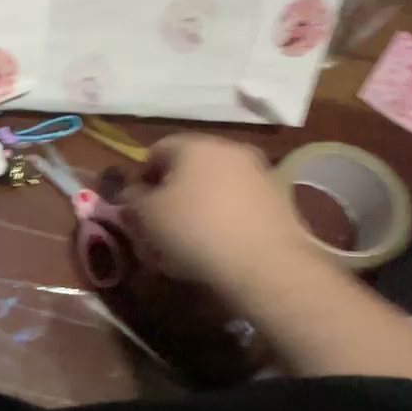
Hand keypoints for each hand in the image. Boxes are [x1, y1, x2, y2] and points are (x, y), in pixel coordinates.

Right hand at [128, 134, 314, 285]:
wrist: (264, 265)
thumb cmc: (192, 231)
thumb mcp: (144, 216)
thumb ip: (131, 199)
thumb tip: (131, 193)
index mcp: (194, 145)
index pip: (155, 151)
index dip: (139, 179)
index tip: (134, 208)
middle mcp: (230, 149)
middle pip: (188, 168)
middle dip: (170, 194)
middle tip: (158, 227)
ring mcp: (260, 173)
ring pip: (215, 187)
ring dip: (198, 207)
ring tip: (187, 242)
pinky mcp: (280, 201)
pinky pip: (238, 205)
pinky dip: (224, 220)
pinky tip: (217, 247)